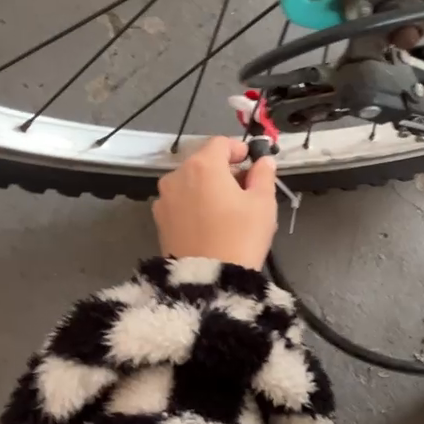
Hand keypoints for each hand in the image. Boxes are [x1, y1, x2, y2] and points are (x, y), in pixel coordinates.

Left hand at [152, 136, 277, 270]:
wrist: (208, 280)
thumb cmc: (241, 237)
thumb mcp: (263, 204)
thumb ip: (264, 176)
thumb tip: (264, 161)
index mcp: (203, 165)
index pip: (221, 143)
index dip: (239, 149)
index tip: (252, 162)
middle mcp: (177, 176)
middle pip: (203, 162)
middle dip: (223, 170)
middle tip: (244, 189)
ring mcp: (164, 199)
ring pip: (190, 183)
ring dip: (207, 188)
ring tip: (226, 210)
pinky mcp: (159, 221)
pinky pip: (180, 203)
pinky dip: (194, 205)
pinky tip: (209, 224)